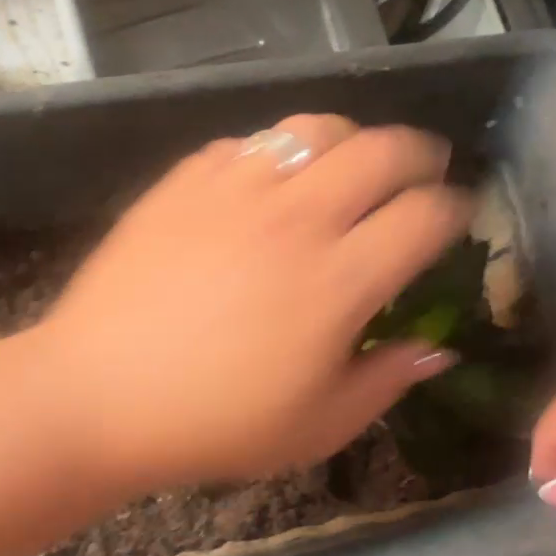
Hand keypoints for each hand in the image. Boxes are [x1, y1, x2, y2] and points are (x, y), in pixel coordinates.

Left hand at [36, 115, 471, 488]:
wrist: (98, 396)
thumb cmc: (215, 424)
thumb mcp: (318, 426)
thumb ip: (386, 380)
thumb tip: (436, 349)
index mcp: (339, 278)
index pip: (426, 216)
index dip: (455, 211)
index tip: (457, 221)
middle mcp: (297, 216)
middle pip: (384, 150)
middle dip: (421, 155)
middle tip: (424, 173)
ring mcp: (235, 190)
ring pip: (316, 129)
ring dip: (352, 139)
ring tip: (354, 163)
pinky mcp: (185, 181)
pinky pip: (249, 143)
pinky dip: (278, 153)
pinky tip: (273, 181)